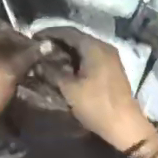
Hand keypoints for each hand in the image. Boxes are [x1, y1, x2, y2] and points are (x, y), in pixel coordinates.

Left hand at [0, 29, 46, 137]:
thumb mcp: (11, 73)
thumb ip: (29, 56)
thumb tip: (48, 44)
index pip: (6, 33)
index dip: (25, 41)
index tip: (40, 51)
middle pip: (0, 47)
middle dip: (19, 54)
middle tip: (36, 64)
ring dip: (12, 67)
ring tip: (28, 77)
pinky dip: (2, 77)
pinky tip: (12, 87)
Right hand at [33, 28, 157, 150]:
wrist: (124, 125)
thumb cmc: (95, 104)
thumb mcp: (69, 89)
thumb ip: (53, 72)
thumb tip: (38, 63)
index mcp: (94, 47)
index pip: (68, 32)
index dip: (50, 33)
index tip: (33, 37)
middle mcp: (104, 46)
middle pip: (77, 38)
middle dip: (58, 42)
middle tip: (39, 48)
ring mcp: (110, 57)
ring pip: (84, 48)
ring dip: (67, 51)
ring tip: (49, 57)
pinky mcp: (112, 68)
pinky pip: (91, 56)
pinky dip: (77, 59)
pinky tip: (66, 67)